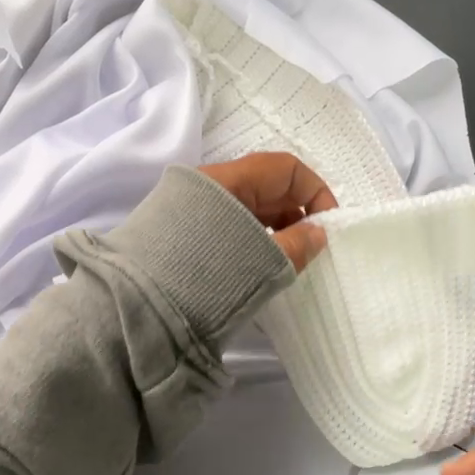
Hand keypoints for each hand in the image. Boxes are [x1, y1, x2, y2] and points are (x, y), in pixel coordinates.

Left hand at [196, 153, 337, 270]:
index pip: (287, 168)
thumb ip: (298, 244)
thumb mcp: (262, 260)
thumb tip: (318, 233)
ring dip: (277, 228)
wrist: (146, 306)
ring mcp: (198, 210)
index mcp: (230, 179)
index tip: (329, 226)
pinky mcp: (189, 233)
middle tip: (313, 246)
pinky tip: (262, 263)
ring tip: (290, 259)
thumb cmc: (208, 275)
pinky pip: (233, 225)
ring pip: (250, 207)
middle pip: (269, 186)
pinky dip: (255, 238)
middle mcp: (213, 186)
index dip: (316, 192)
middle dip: (298, 211)